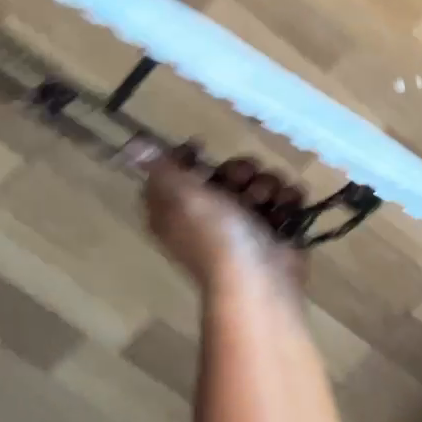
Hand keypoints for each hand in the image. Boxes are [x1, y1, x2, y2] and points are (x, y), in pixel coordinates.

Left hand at [128, 140, 308, 293]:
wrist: (259, 277)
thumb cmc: (218, 237)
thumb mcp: (186, 198)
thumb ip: (164, 168)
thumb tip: (133, 144)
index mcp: (176, 208)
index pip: (175, 172)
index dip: (187, 157)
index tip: (202, 145)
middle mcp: (208, 212)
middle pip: (227, 172)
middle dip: (242, 171)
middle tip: (244, 183)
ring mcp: (244, 220)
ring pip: (261, 182)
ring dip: (269, 186)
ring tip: (269, 202)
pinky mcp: (275, 226)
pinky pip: (285, 198)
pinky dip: (288, 201)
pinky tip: (286, 210)